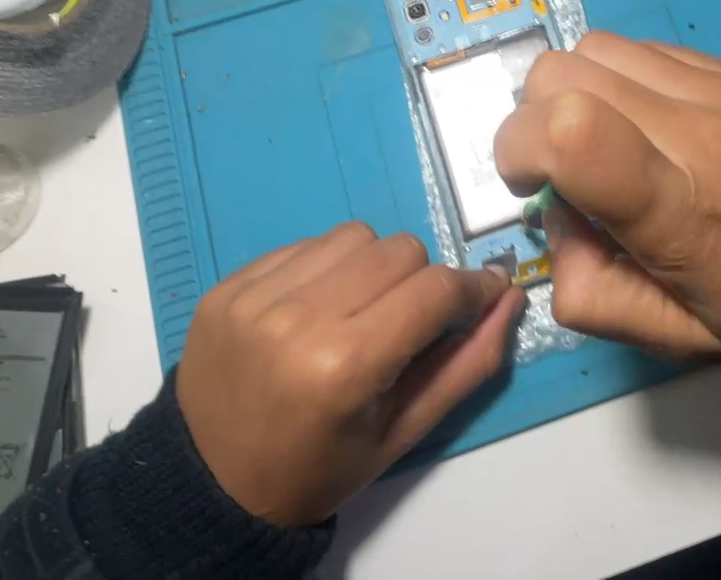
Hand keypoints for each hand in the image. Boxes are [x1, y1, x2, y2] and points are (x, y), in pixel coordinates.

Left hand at [176, 223, 524, 526]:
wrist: (209, 485)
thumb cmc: (319, 467)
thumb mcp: (404, 432)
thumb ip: (469, 363)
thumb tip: (511, 296)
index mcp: (346, 366)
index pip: (436, 290)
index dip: (474, 287)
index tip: (487, 291)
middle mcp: (299, 318)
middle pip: (401, 250)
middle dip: (422, 281)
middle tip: (407, 321)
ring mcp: (257, 296)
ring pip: (357, 235)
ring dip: (375, 265)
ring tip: (359, 310)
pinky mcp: (230, 283)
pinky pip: (307, 243)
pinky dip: (329, 266)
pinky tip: (317, 307)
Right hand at [493, 32, 720, 365]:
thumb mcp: (687, 341)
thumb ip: (594, 294)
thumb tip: (556, 223)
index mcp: (686, 215)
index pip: (574, 132)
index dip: (520, 146)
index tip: (530, 184)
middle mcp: (698, 131)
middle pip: (562, 72)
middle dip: (531, 120)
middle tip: (563, 170)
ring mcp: (720, 86)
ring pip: (593, 48)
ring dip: (571, 91)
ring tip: (605, 140)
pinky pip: (640, 46)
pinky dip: (617, 78)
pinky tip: (648, 121)